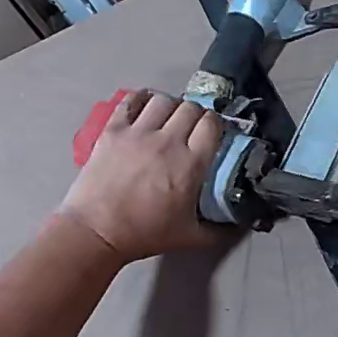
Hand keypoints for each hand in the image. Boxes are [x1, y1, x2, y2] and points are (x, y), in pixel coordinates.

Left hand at [56, 90, 223, 261]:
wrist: (97, 231)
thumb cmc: (145, 234)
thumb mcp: (190, 237)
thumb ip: (220, 230)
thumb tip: (240, 225)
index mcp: (190, 163)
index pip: (211, 123)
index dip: (214, 124)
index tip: (210, 133)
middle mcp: (167, 141)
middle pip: (190, 107)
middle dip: (194, 115)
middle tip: (189, 128)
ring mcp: (137, 133)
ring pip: (162, 100)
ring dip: (170, 106)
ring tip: (166, 118)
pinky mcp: (112, 130)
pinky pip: (130, 101)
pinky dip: (140, 99)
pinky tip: (144, 106)